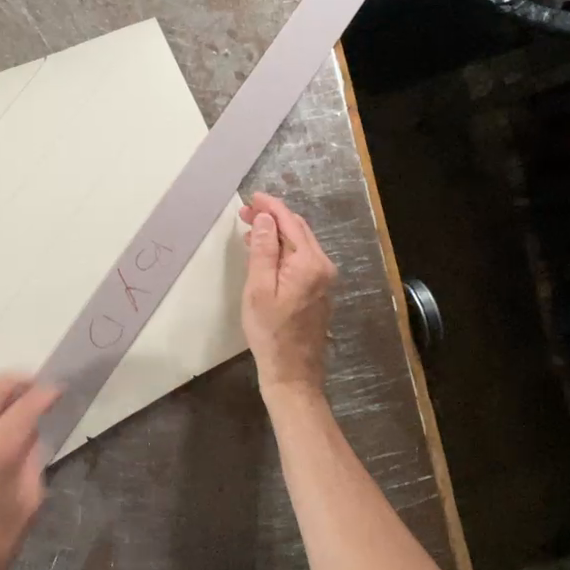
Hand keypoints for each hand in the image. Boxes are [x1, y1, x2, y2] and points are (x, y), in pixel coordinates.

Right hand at [238, 192, 337, 396]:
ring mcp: (324, 279)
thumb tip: (264, 219)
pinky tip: (265, 253)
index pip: (290, 222)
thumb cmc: (271, 332)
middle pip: (298, 230)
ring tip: (249, 230)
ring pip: (300, 244)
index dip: (270, 207)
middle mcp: (323, 266)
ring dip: (277, 233)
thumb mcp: (258, 289)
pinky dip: (284, 249)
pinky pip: (302, 258)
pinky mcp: (320, 290)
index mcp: (310, 263)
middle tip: (245, 212)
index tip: (251, 197)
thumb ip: (262, 250)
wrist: (293, 372)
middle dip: (272, 217)